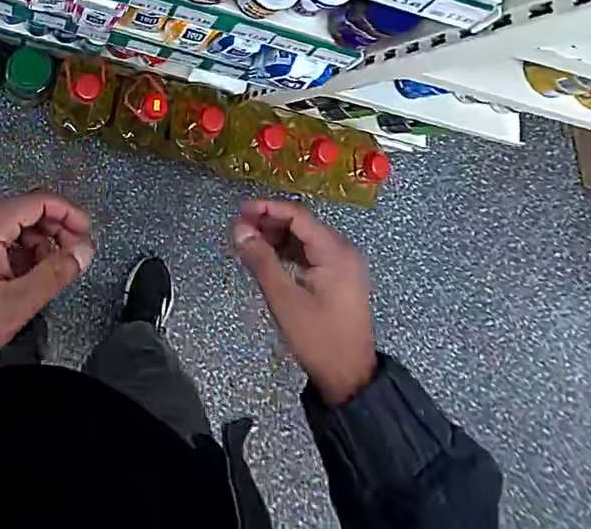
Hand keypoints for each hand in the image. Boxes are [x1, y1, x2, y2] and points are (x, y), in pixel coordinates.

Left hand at [0, 191, 94, 397]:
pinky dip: (22, 251)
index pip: (39, 201)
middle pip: (28, 208)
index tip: (87, 235)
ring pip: (17, 223)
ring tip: (53, 271)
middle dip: (57, 228)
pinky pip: (2, 237)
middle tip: (76, 254)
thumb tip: (85, 251)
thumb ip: (57, 271)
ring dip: (41, 242)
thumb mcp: (18, 303)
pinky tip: (30, 276)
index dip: (69, 214)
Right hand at [231, 199, 376, 405]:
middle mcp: (342, 252)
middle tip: (240, 226)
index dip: (268, 209)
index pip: (299, 216)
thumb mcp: (285, 299)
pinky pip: (309, 254)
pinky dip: (287, 252)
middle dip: (270, 222)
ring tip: (248, 240)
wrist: (350, 380)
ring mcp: (342, 265)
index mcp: (336, 252)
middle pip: (302, 224)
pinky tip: (267, 256)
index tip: (242, 210)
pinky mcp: (337, 278)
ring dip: (277, 236)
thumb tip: (240, 230)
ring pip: (304, 239)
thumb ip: (261, 260)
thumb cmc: (319, 339)